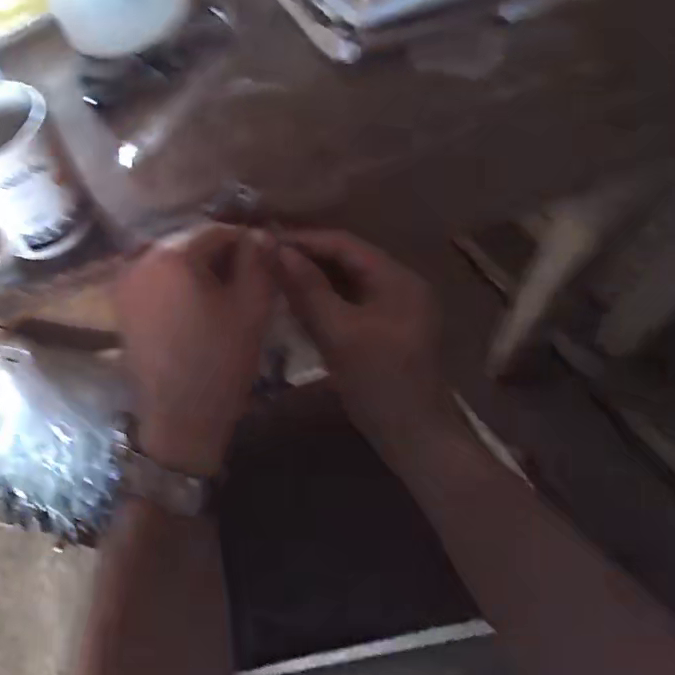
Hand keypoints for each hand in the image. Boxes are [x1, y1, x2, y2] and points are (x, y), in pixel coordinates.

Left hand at [115, 224, 276, 476]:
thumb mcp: (252, 307)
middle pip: (188, 242)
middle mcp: (139, 259)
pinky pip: (153, 279)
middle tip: (246, 278)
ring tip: (222, 294)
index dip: (245, 242)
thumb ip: (258, 261)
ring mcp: (124, 282)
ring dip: (195, 268)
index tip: (264, 260)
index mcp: (171, 254)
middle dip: (218, 254)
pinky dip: (175, 283)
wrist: (178, 415)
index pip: (216, 230)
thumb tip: (259, 233)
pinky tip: (195, 306)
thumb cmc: (220, 360)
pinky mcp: (120, 305)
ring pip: (169, 260)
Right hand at [274, 230, 446, 439]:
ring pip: (341, 281)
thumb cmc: (379, 381)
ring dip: (307, 277)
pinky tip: (290, 303)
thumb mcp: (340, 332)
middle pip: (343, 259)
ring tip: (269, 275)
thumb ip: (308, 289)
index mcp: (398, 279)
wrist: (412, 436)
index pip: (344, 244)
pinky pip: (343, 302)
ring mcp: (389, 309)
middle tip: (261, 257)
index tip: (264, 240)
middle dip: (304, 257)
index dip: (303, 239)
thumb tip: (276, 250)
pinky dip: (317, 299)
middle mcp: (397, 286)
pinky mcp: (378, 329)